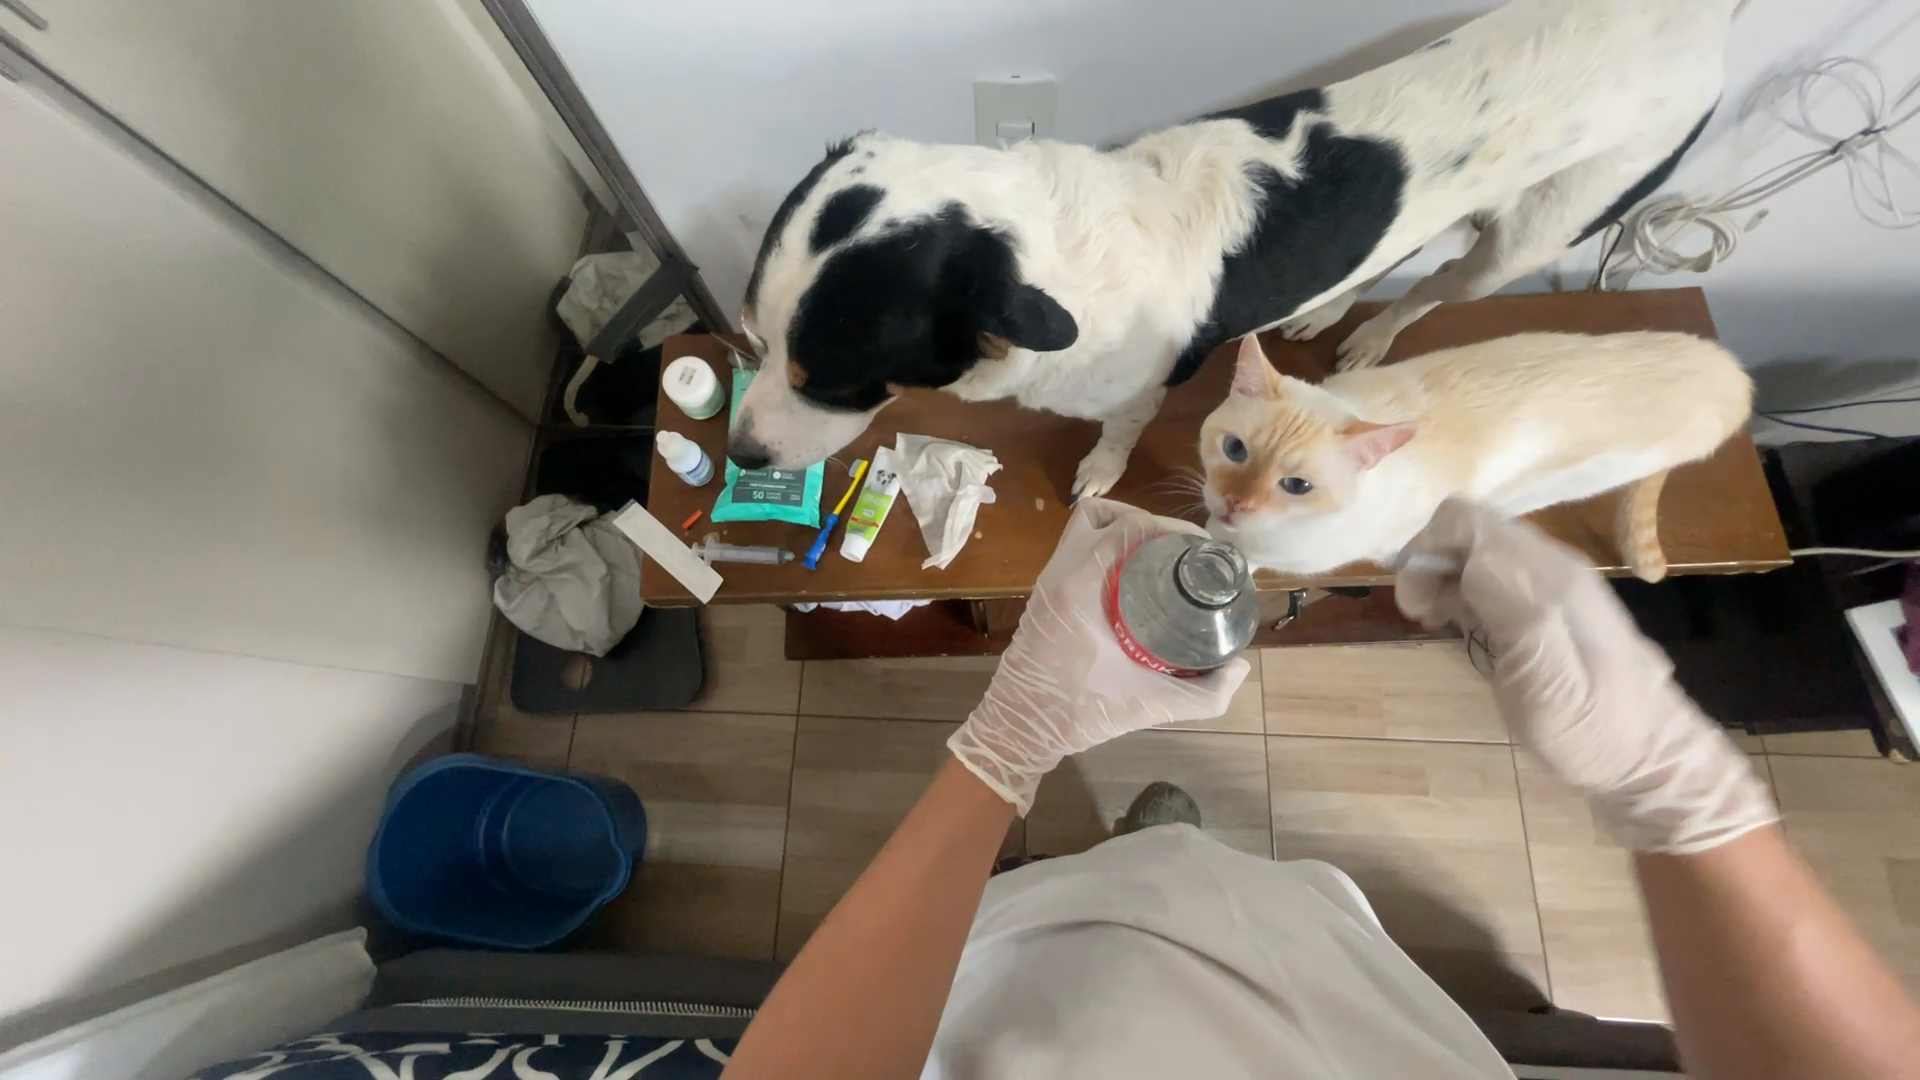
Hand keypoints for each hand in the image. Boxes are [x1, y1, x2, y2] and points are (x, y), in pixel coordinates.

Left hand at [948, 498, 1250, 812]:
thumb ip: (1205, 693)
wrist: (1021, 726)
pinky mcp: (1044, 594)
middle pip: (1099, 514)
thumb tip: (1240, 667)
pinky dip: (1104, 550)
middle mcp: (1059, 573)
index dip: (1167, 525)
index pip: (1124, 526)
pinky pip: (1075, 551)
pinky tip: (1133, 580)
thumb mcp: (1151, 705)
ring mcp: (1048, 581)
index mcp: (1078, 587)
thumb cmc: (1080, 712)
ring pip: (1082, 529)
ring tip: (1157, 558)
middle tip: (1174, 548)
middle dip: (1141, 520)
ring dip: (1120, 532)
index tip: (1198, 545)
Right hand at [1395, 498, 1776, 853]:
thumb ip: (1519, 619)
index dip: (1426, 552)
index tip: (1419, 604)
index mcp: (1550, 581)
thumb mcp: (1552, 690)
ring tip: (1438, 621)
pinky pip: (1486, 568)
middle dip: (1428, 564)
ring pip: (1472, 545)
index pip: (1464, 522)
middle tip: (1425, 616)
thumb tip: (1477, 566)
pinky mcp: (1545, 597)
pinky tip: (1460, 623)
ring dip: (1440, 577)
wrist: (1651, 761)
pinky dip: (1457, 588)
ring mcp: (1552, 580)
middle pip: (1465, 527)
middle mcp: (1552, 566)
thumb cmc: (1593, 733)